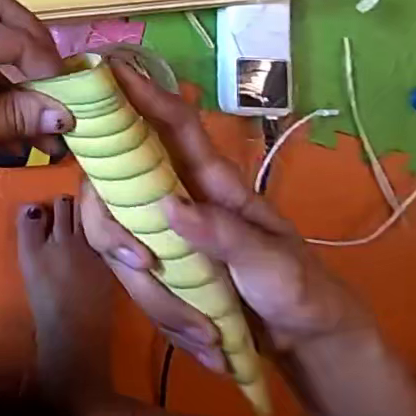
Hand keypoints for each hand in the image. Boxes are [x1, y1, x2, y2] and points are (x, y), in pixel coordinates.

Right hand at [79, 61, 371, 372]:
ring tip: (204, 335)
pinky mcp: (157, 267)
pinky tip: (203, 342)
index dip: (141, 92)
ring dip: (151, 296)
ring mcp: (162, 233)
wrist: (309, 344)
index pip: (172, 123)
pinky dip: (162, 318)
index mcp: (210, 181)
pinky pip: (132, 282)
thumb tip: (167, 205)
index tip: (106, 71)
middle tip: (141, 265)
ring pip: (116, 240)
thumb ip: (226, 235)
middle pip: (112, 186)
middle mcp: (176, 196)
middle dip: (112, 228)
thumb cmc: (304, 291)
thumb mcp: (276, 268)